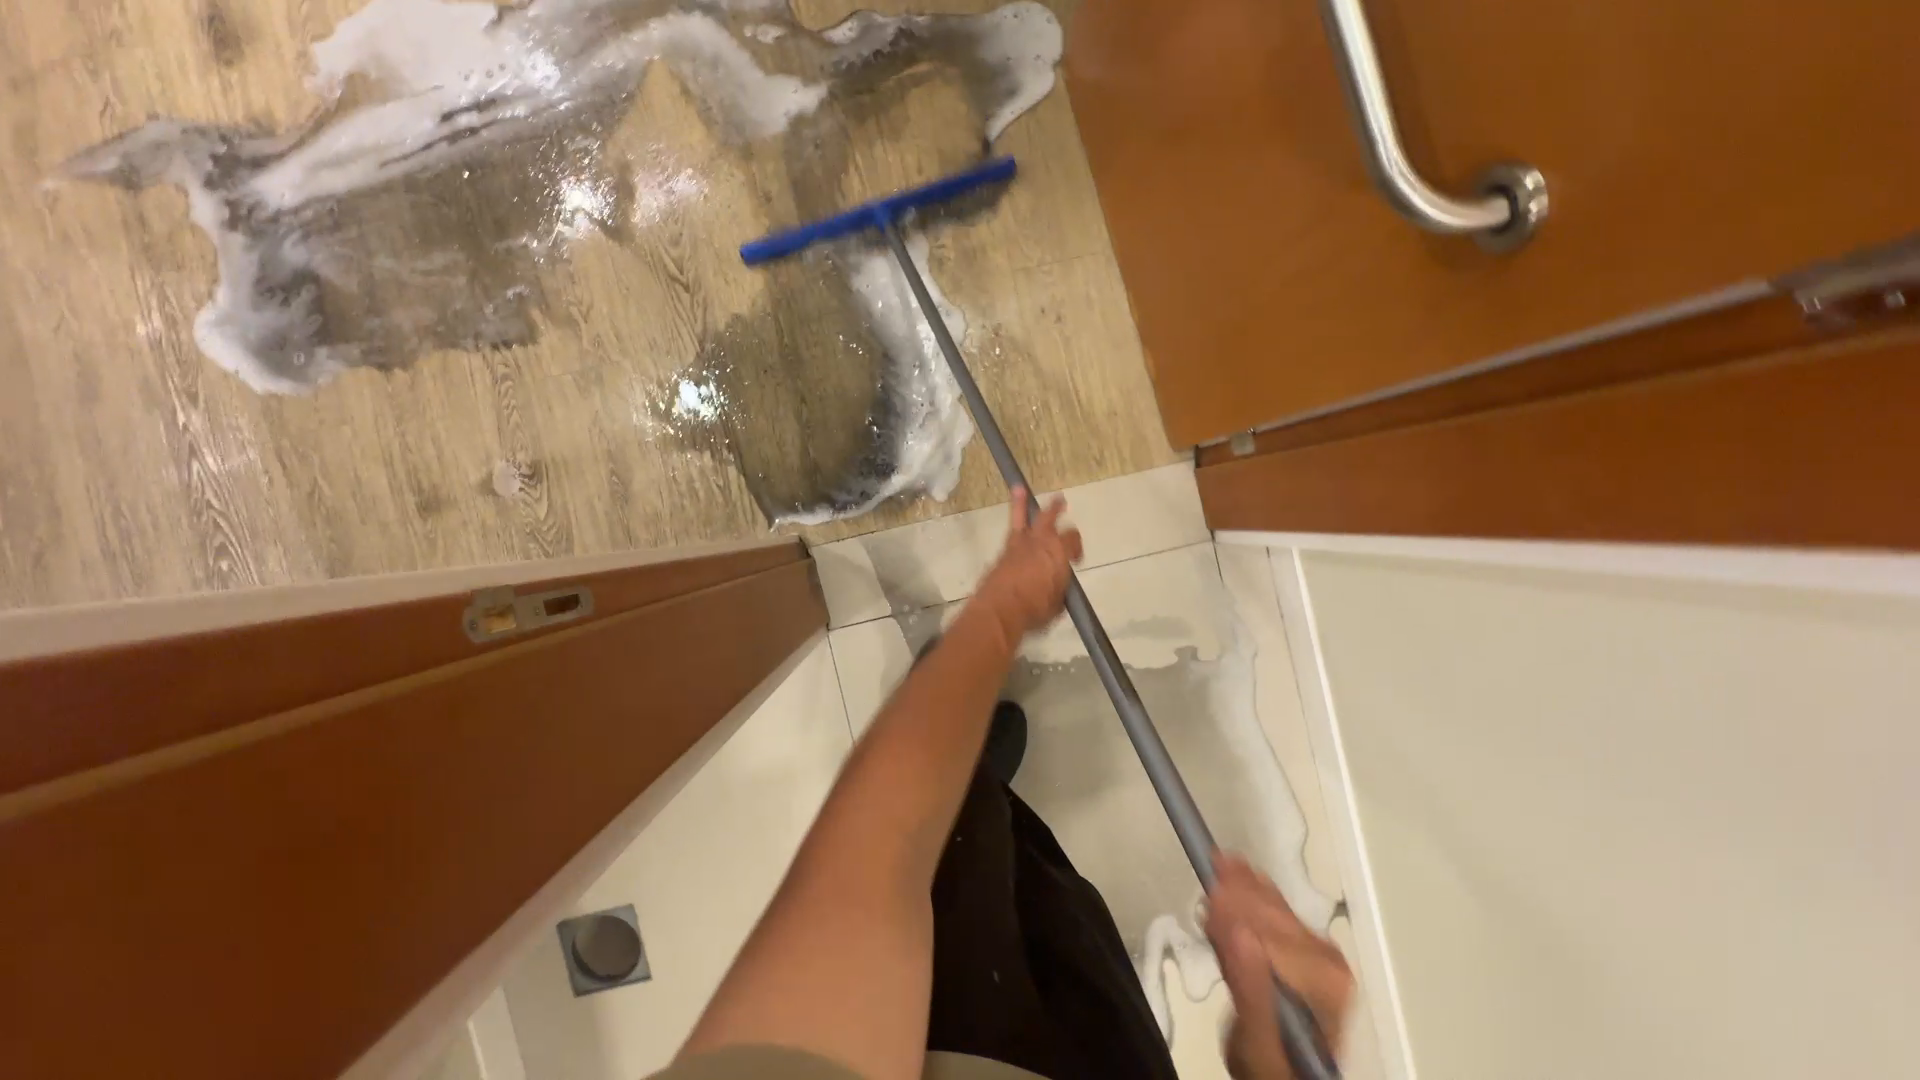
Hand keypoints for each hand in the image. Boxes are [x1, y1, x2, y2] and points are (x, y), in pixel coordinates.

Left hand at [972, 487, 1082, 646]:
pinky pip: (1011, 529)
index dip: (1076, 546)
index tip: (1075, 558)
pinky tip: (1011, 517)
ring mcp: (1020, 544)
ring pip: (1024, 518)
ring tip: (1020, 488)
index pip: (1073, 539)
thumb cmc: (1034, 609)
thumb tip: (1056, 587)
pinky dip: (1012, 516)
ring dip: (1022, 503)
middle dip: (1056, 510)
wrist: (1000, 610)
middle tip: (1060, 502)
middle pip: (1050, 519)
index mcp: (1059, 553)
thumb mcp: (1057, 604)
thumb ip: (1059, 589)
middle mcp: (1040, 542)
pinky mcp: (1004, 551)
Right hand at [1206, 855, 1352, 1079]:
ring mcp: (1323, 958)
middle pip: (1277, 918)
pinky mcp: (1311, 956)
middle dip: (1243, 893)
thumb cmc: (1276, 1072)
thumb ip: (1251, 990)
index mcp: (1324, 984)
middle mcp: (1330, 965)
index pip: (1273, 935)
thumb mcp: (1257, 1047)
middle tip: (1215, 860)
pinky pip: (1279, 917)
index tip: (1212, 890)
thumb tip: (1238, 934)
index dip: (1241, 912)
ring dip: (1247, 890)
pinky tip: (1243, 882)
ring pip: (1278, 913)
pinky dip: (1256, 899)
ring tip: (1224, 863)